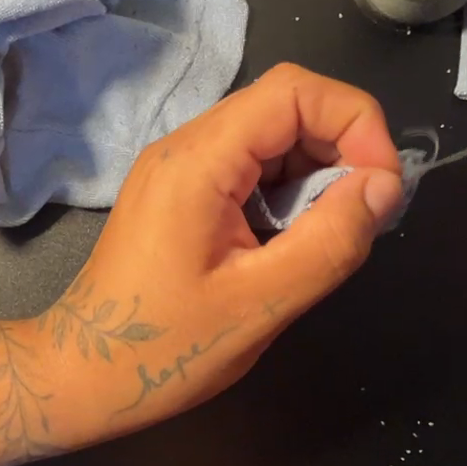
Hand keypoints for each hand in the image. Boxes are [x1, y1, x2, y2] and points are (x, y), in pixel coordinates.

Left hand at [37, 64, 404, 436]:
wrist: (82, 375)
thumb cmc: (163, 349)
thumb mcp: (260, 304)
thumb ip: (329, 241)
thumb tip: (384, 186)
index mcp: (197, 162)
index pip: (294, 91)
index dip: (355, 122)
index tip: (381, 187)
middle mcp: (183, 148)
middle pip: (282, 107)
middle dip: (339, 149)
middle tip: (361, 215)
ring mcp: (176, 169)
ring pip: (268, 138)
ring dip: (314, 174)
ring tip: (325, 235)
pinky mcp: (178, 194)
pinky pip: (245, 169)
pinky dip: (284, 193)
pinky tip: (289, 241)